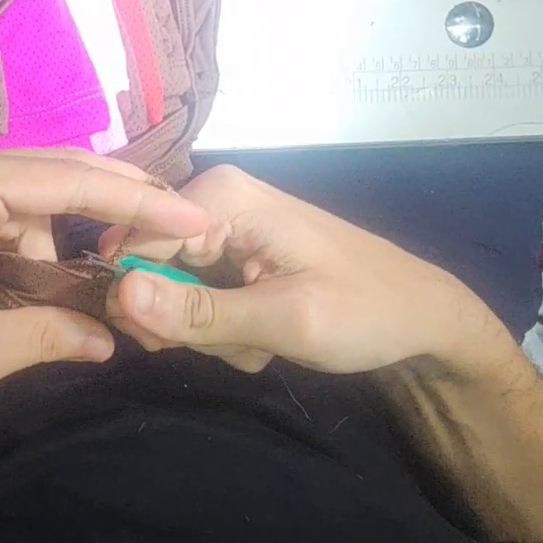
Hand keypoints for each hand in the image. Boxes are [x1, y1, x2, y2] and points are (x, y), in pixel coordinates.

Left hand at [0, 149, 208, 416]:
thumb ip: (47, 337)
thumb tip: (110, 339)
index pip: (68, 182)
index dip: (137, 200)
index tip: (193, 213)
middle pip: (56, 178)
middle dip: (116, 206)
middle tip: (179, 225)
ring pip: (33, 206)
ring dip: (67, 248)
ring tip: (108, 288)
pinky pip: (5, 222)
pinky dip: (35, 253)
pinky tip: (58, 285)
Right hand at [102, 165, 510, 375]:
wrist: (424, 319)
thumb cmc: (367, 312)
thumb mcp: (283, 319)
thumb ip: (198, 311)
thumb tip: (118, 295)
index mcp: (221, 197)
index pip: (133, 241)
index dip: (134, 297)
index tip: (164, 344)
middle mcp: (214, 201)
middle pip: (149, 267)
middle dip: (182, 318)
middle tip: (231, 345)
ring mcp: (223, 226)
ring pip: (171, 288)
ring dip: (206, 328)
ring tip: (257, 341)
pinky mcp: (233, 251)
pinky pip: (196, 292)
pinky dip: (221, 324)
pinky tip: (260, 335)